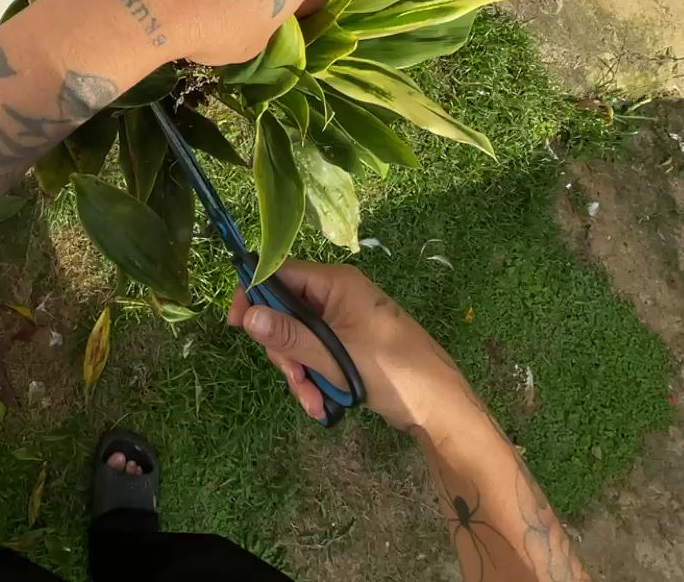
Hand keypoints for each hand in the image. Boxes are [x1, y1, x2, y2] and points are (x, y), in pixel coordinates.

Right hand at [227, 260, 477, 431]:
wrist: (445, 410)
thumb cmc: (394, 372)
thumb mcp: (335, 355)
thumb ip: (289, 336)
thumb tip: (246, 315)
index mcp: (336, 282)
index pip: (279, 272)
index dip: (254, 293)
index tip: (238, 324)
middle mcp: (337, 294)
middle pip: (286, 310)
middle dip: (284, 349)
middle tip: (293, 378)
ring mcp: (344, 319)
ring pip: (299, 337)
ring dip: (299, 370)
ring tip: (314, 402)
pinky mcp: (349, 343)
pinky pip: (317, 352)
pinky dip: (314, 376)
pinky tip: (322, 404)